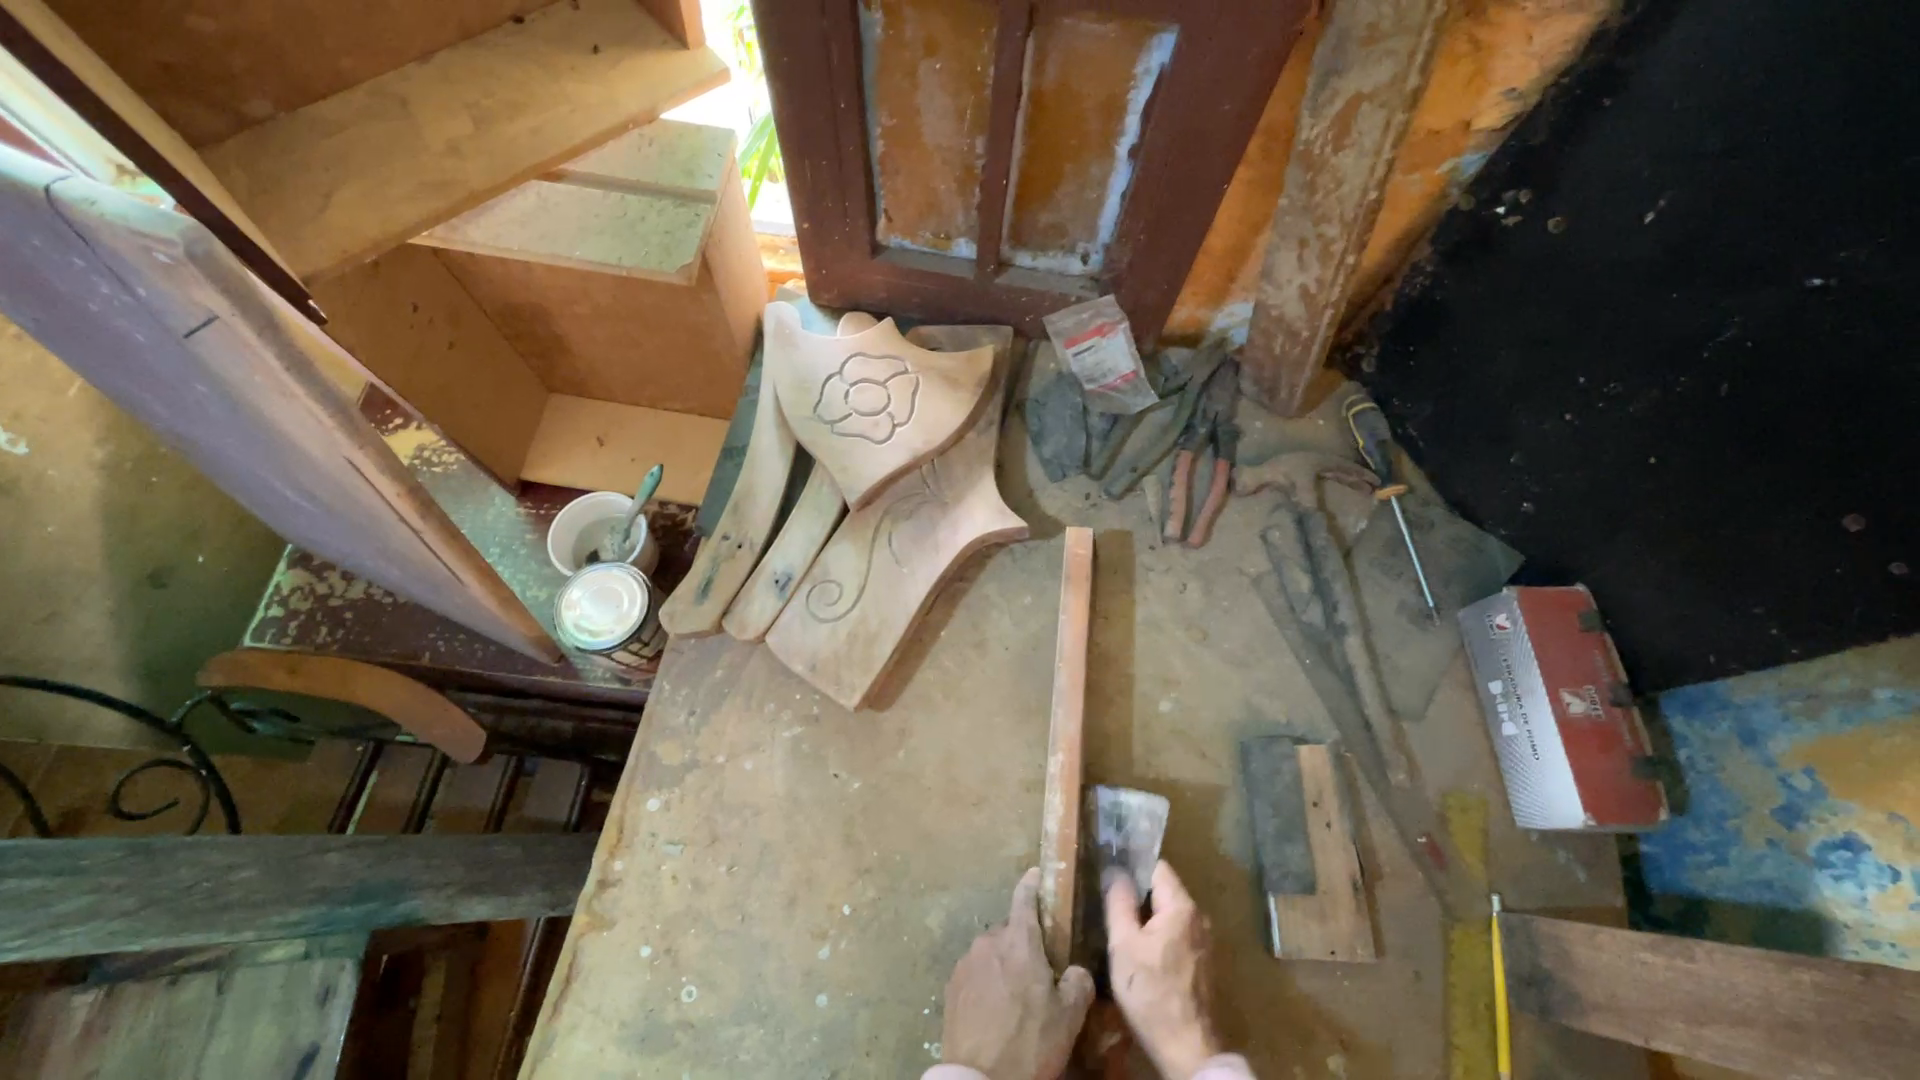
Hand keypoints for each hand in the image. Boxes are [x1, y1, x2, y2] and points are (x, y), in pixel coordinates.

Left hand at [942, 867, 1095, 1078]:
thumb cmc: (1029, 1042)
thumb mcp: (1069, 1016)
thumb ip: (1078, 982)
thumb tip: (1075, 971)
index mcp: (1018, 941)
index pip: (1024, 898)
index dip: (1032, 883)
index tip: (1036, 873)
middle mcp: (988, 943)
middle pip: (1009, 931)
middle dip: (1023, 943)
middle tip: (1040, 970)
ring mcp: (965, 964)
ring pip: (991, 953)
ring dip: (1004, 965)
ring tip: (1017, 996)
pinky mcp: (951, 987)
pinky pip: (975, 973)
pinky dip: (987, 982)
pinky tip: (996, 1008)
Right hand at [1104, 861, 1220, 1078]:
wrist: (1186, 1046)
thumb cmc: (1150, 992)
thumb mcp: (1124, 945)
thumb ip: (1120, 902)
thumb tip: (1116, 871)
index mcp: (1182, 907)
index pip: (1157, 868)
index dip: (1133, 868)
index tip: (1111, 878)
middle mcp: (1199, 917)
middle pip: (1164, 892)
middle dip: (1139, 897)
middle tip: (1112, 909)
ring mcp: (1204, 941)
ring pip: (1170, 916)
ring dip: (1149, 920)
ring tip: (1124, 933)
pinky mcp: (1203, 962)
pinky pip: (1177, 935)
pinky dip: (1160, 938)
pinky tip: (1143, 956)